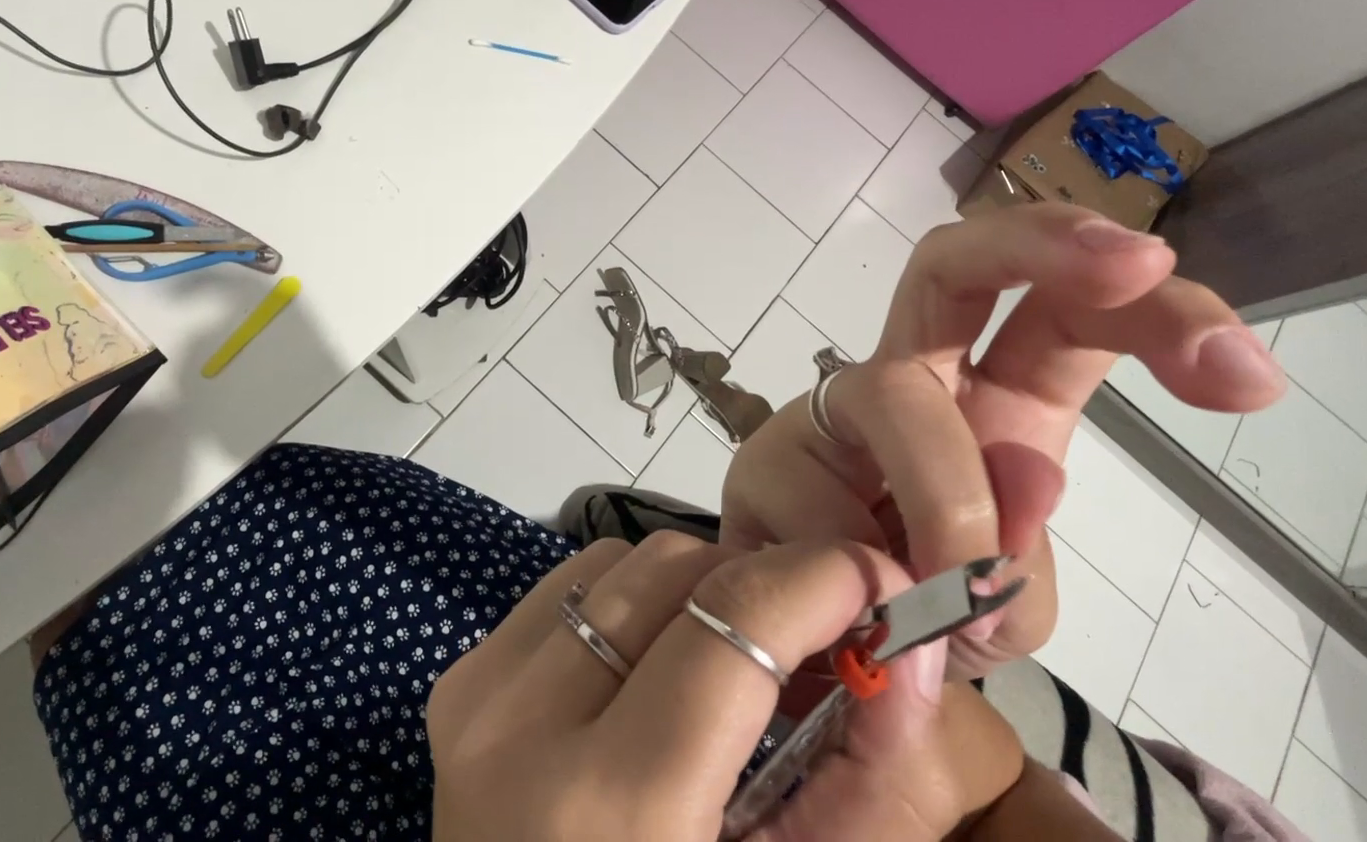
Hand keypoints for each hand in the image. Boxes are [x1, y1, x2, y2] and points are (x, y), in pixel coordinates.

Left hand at [428, 533, 1024, 840]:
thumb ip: (866, 779)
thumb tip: (908, 652)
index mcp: (614, 805)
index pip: (735, 616)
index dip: (826, 578)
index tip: (880, 586)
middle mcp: (524, 725)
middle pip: (674, 570)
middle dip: (761, 591)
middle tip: (805, 648)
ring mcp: (478, 692)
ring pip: (617, 562)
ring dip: (691, 592)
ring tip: (719, 667)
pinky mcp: (458, 677)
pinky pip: (569, 587)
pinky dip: (629, 601)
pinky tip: (648, 667)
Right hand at [721, 205, 1286, 676]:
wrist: (810, 653)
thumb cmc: (919, 616)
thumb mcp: (1007, 613)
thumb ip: (1025, 572)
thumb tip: (1017, 486)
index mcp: (995, 399)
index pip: (1068, 317)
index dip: (1157, 317)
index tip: (1248, 380)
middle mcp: (911, 379)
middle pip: (954, 264)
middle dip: (1044, 246)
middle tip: (1131, 260)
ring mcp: (830, 413)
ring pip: (894, 393)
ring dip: (946, 501)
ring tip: (942, 601)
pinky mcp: (764, 459)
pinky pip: (819, 496)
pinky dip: (858, 569)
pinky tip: (849, 612)